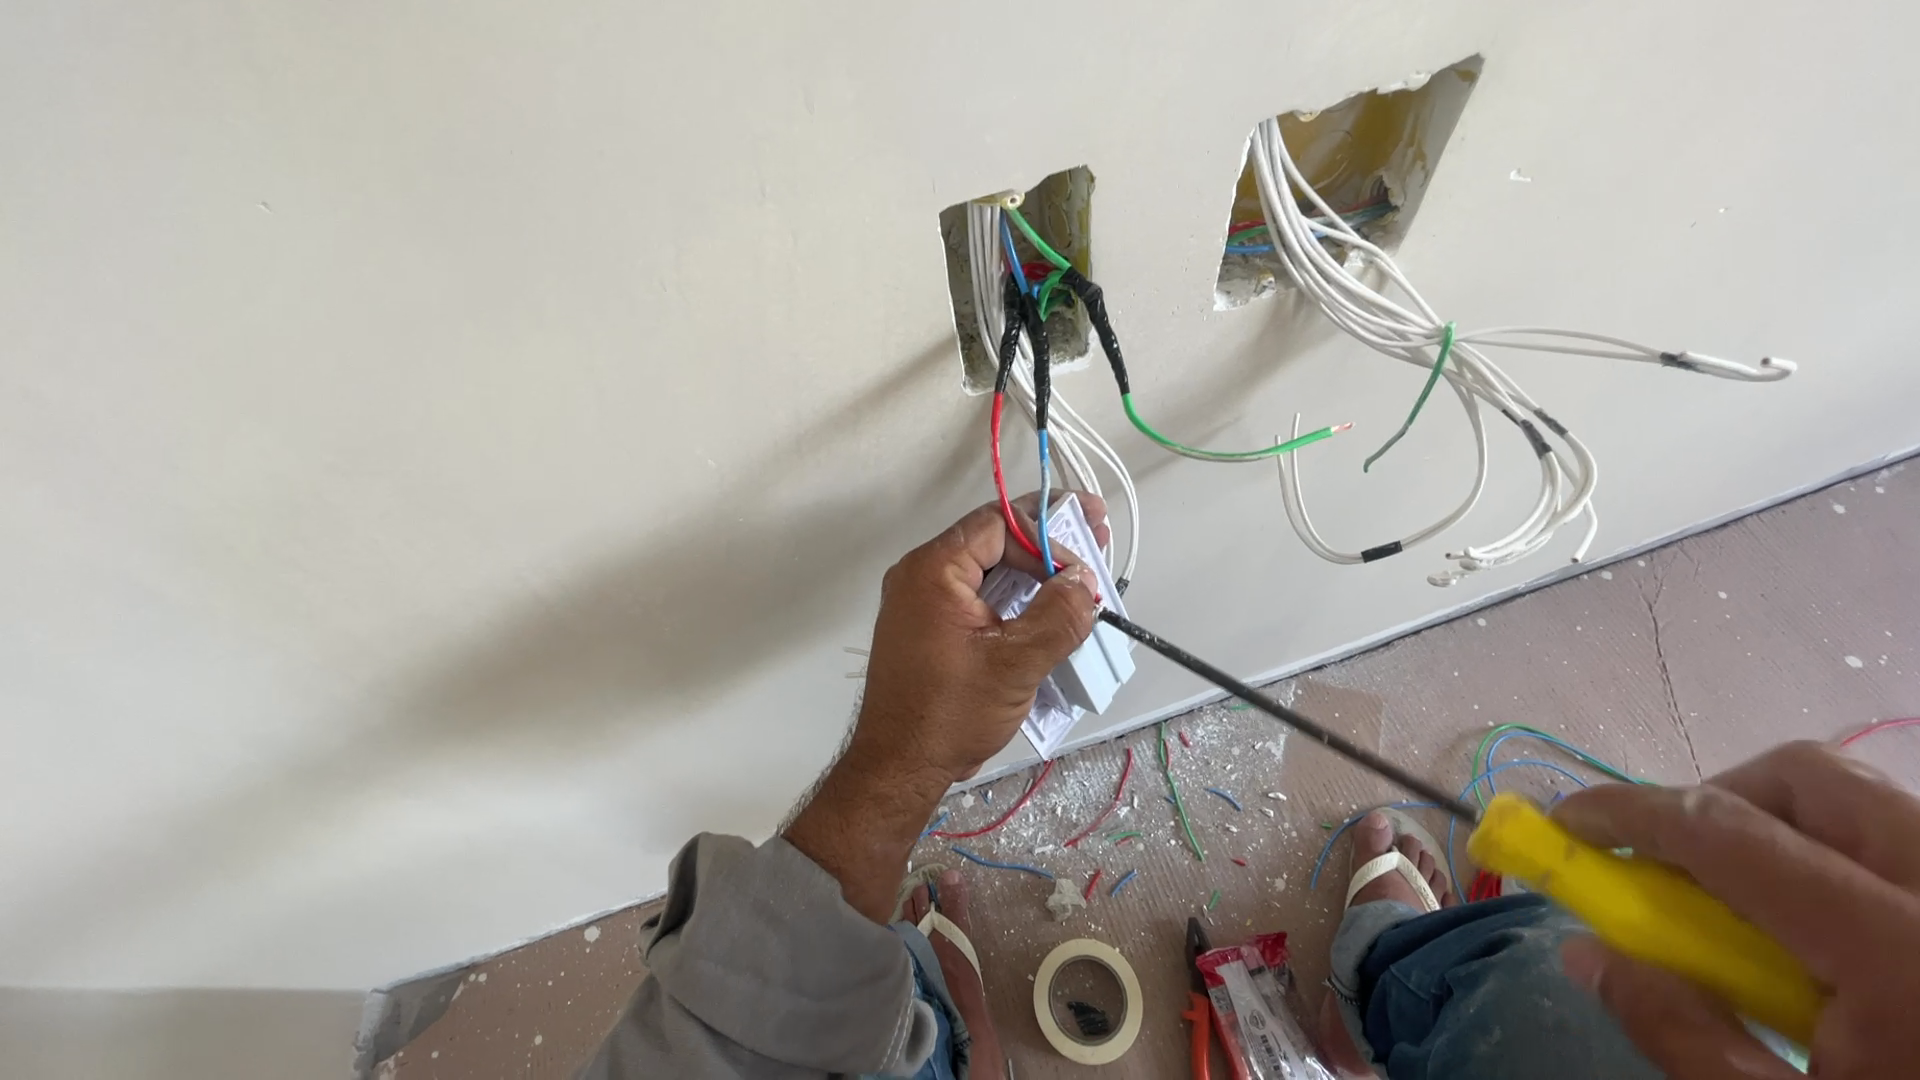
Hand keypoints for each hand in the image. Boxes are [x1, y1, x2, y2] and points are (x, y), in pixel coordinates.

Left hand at [852, 492, 1104, 785]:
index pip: (997, 525)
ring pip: (987, 570)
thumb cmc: (950, 713)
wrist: (900, 766)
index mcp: (932, 571)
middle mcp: (921, 576)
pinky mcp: (930, 627)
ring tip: (1079, 575)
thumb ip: (1058, 616)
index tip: (1086, 555)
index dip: (1046, 533)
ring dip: (1033, 571)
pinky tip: (1048, 609)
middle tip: (1095, 537)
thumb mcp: (1015, 664)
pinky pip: (978, 597)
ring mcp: (922, 602)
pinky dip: (1014, 598)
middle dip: (1046, 542)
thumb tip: (1084, 582)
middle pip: (992, 540)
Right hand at [1552, 741, 1919, 1077]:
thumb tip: (1585, 954)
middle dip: (1716, 803)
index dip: (1625, 813)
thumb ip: (1684, 1034)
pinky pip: (1900, 846)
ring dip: (1780, 827)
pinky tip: (1831, 936)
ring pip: (1860, 802)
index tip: (1566, 824)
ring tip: (1757, 902)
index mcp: (1902, 952)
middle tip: (1676, 867)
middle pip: (1807, 780)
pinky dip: (1840, 862)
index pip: (1725, 831)